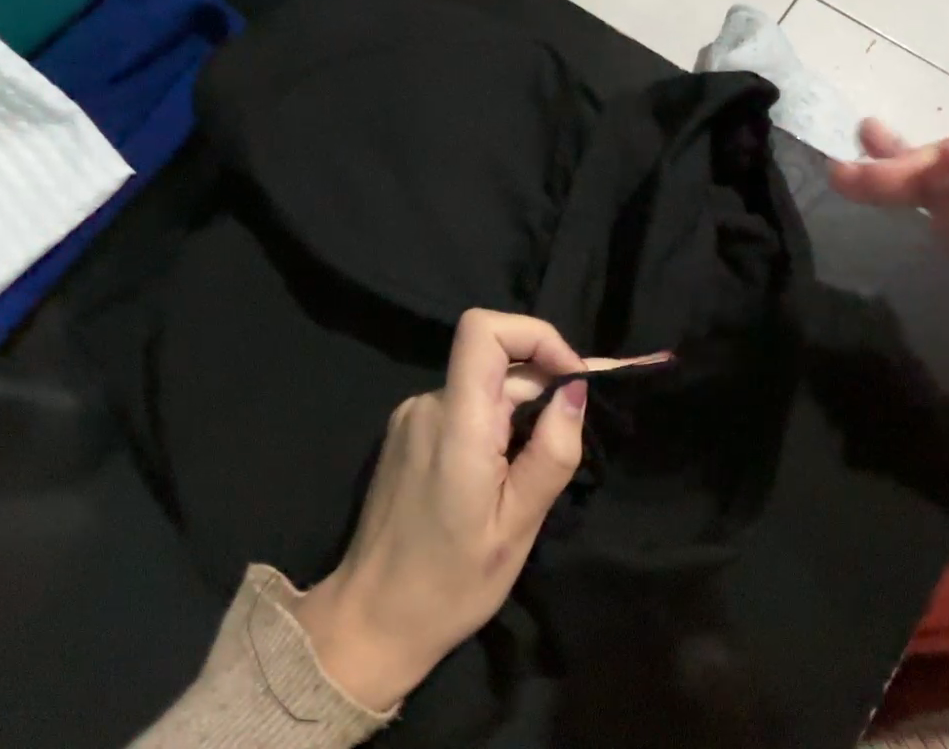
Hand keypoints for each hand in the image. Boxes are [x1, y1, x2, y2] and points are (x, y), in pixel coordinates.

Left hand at [294, 310, 590, 710]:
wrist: (373, 618)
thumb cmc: (450, 583)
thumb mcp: (517, 526)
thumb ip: (551, 452)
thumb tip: (576, 391)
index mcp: (455, 425)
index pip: (483, 330)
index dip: (535, 335)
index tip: (572, 378)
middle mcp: (427, 406)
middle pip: (494, 361)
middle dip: (543, 385)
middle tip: (575, 433)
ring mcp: (412, 417)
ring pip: (482, 386)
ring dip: (520, 409)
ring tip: (537, 466)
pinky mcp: (406, 433)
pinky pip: (463, 406)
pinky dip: (493, 422)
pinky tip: (503, 471)